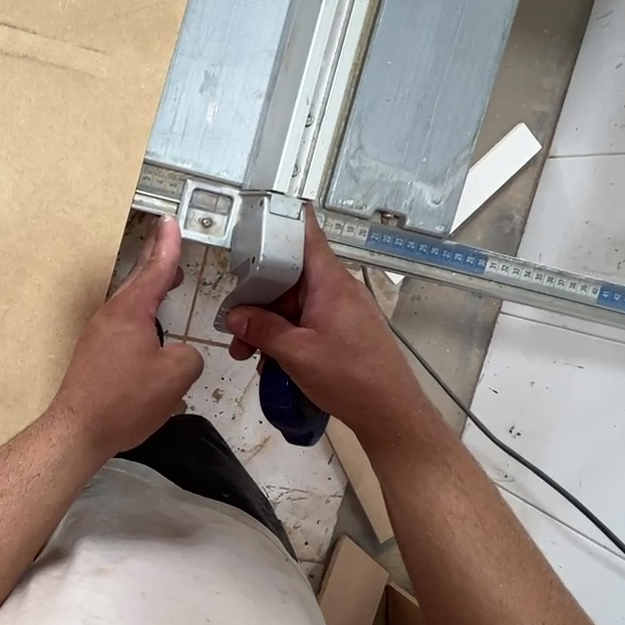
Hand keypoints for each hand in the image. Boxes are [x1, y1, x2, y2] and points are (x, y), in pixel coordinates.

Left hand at [47, 216, 203, 459]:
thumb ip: (189, 356)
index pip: (155, 269)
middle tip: (171, 244)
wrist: (79, 428)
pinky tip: (150, 329)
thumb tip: (180, 354)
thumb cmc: (125, 401)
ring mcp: (98, 333)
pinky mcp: (94, 352)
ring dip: (150, 290)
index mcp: (130, 311)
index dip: (168, 245)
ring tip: (169, 282)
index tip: (169, 221)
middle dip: (158, 261)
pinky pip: (123, 323)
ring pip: (130, 302)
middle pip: (139, 280)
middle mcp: (110, 315)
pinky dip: (141, 316)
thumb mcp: (175, 377)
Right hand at [223, 210, 439, 443]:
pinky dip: (284, 337)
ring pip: (292, 304)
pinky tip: (269, 361)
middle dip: (257, 298)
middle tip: (234, 323)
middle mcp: (336, 290)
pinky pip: (304, 323)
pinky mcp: (341, 331)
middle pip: (288, 277)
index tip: (257, 211)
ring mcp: (339, 311)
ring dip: (267, 325)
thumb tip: (235, 315)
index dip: (283, 219)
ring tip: (247, 354)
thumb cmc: (349, 378)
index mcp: (330, 283)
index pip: (307, 236)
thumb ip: (263, 330)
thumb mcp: (296, 354)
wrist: (390, 414)